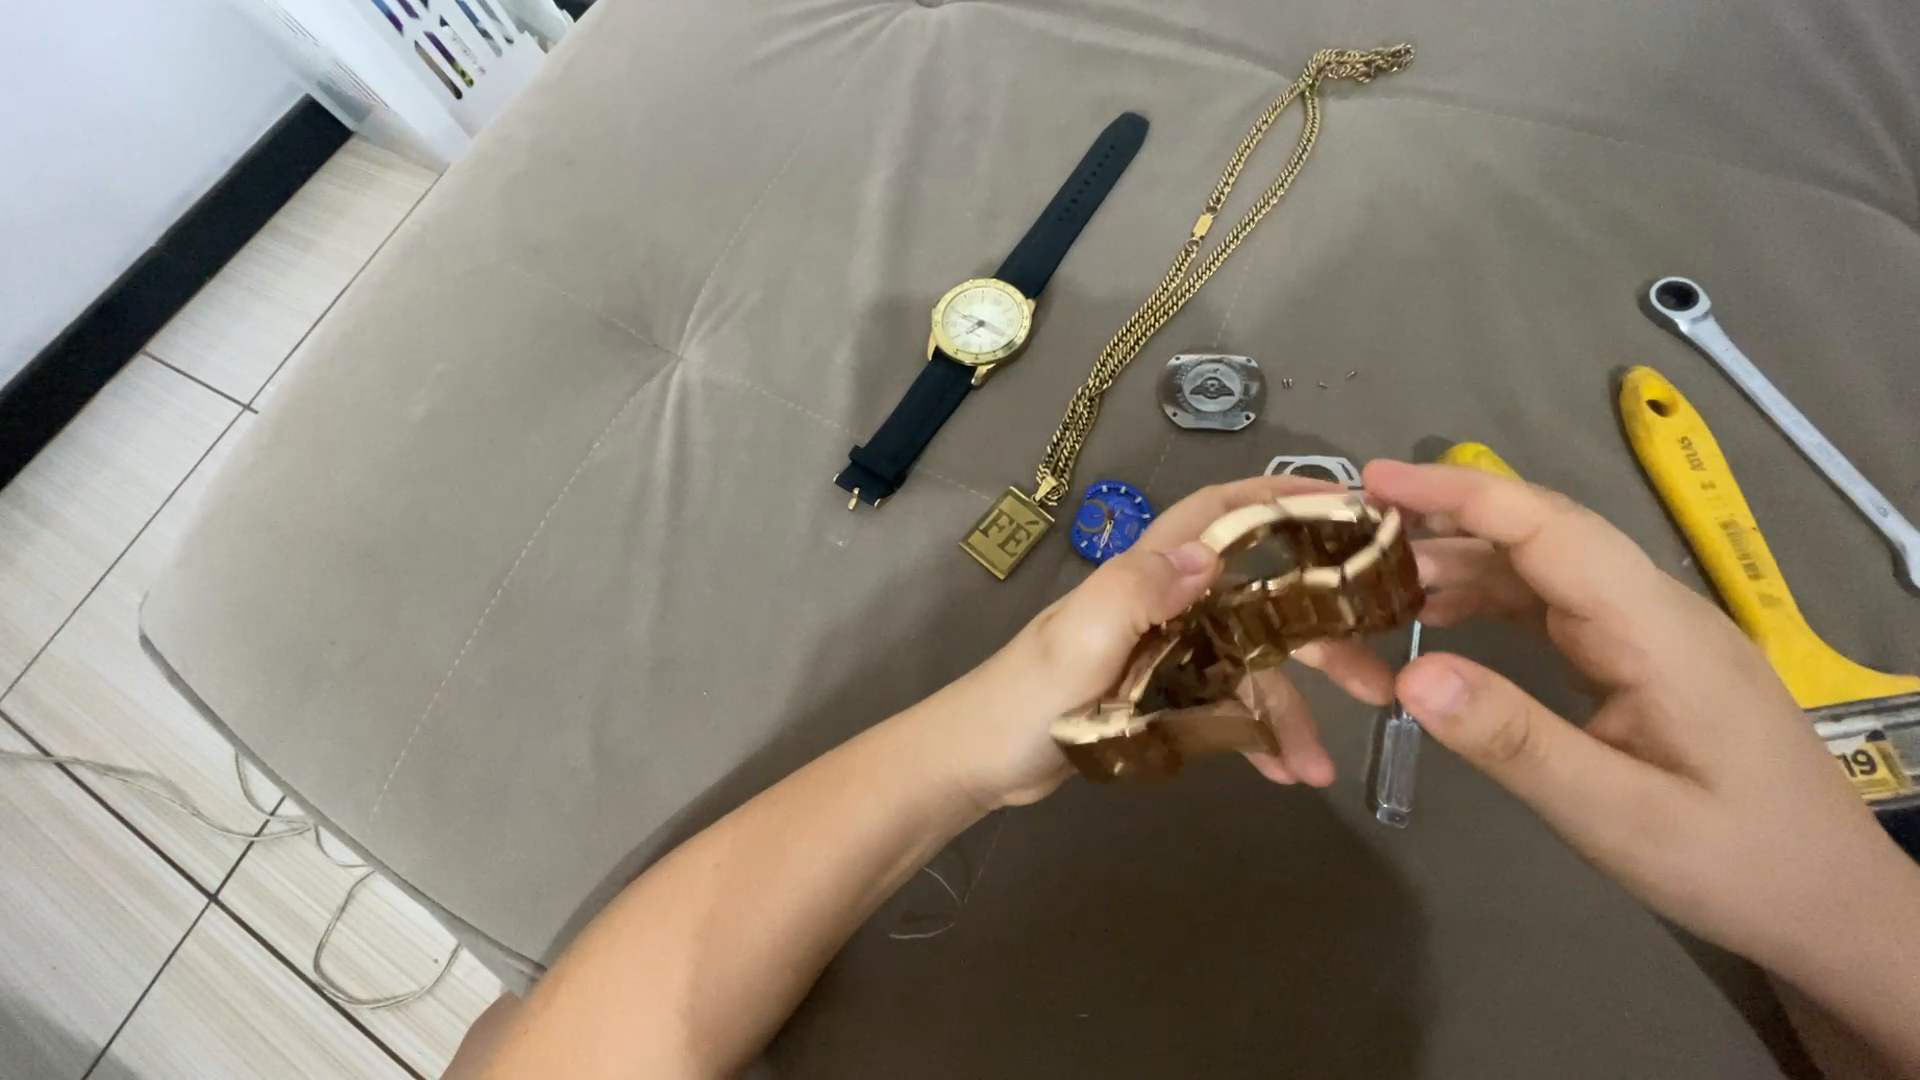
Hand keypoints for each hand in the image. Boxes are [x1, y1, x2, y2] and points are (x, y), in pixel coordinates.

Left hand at [929, 474, 1396, 809]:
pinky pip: (1222, 704)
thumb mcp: (1076, 642)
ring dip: (1288, 710)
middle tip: (1374, 679)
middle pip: (1253, 597)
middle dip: (1315, 632)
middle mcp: (1158, 604)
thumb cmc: (1023, 697)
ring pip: (1244, 665)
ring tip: (1320, 768)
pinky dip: (1254, 734)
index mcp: (1139, 577)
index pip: (1214, 515)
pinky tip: (1281, 772)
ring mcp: (1161, 652)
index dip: (1276, 499)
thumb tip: (1209, 553)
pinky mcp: (1158, 694)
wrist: (979, 759)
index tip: (1348, 506)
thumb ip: (1135, 592)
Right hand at [1364, 460, 1919, 979]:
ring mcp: (1636, 627)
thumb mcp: (1617, 816)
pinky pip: (1535, 599)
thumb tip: (1410, 676)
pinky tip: (1426, 612)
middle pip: (1535, 531)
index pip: (1548, 528)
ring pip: (1529, 563)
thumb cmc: (1736, 862)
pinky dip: (1471, 594)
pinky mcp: (1622, 650)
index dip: (1459, 494)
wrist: (1830, 905)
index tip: (1373, 481)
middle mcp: (1647, 608)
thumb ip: (1514, 740)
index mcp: (1657, 630)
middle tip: (1349, 521)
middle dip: (1440, 513)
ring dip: (1448, 558)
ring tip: (1367, 574)